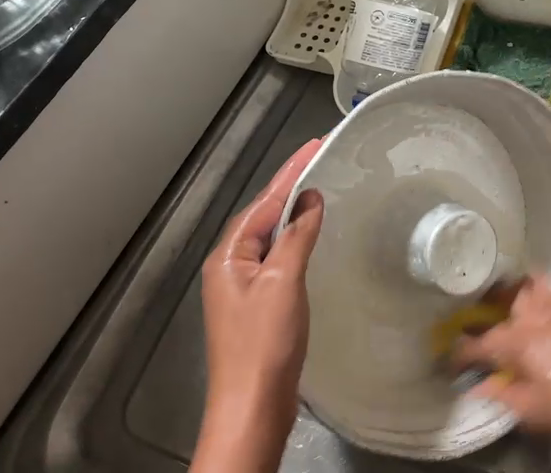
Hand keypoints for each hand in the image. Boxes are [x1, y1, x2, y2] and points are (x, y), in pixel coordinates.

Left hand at [191, 138, 324, 472]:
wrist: (253, 407)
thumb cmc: (264, 343)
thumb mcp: (283, 282)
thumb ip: (296, 236)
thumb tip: (309, 200)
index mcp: (230, 255)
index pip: (266, 201)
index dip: (291, 171)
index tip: (316, 143)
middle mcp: (231, 265)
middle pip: (264, 214)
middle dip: (291, 184)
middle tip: (320, 157)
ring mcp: (243, 286)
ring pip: (270, 235)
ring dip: (293, 210)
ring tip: (320, 185)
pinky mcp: (258, 305)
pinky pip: (278, 256)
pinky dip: (296, 237)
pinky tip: (311, 236)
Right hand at [449, 276, 550, 458]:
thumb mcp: (539, 413)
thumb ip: (506, 395)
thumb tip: (480, 385)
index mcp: (522, 342)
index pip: (479, 343)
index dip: (461, 351)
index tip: (451, 356)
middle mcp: (539, 312)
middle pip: (502, 301)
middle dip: (487, 311)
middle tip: (480, 327)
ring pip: (528, 285)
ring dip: (514, 295)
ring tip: (509, 309)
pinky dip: (541, 291)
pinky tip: (543, 307)